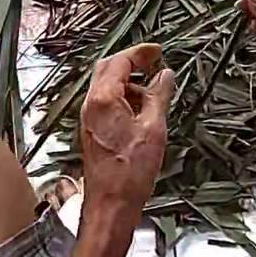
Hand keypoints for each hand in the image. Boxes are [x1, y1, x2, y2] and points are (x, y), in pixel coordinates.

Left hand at [77, 42, 174, 221]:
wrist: (111, 205)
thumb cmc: (129, 173)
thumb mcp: (154, 129)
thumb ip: (159, 97)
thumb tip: (166, 76)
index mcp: (103, 99)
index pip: (120, 61)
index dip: (140, 53)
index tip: (156, 51)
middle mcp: (91, 105)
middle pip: (108, 69)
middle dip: (132, 62)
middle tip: (153, 62)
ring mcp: (90, 117)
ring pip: (107, 86)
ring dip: (130, 82)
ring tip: (154, 92)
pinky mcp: (93, 129)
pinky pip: (107, 103)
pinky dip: (124, 98)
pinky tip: (143, 111)